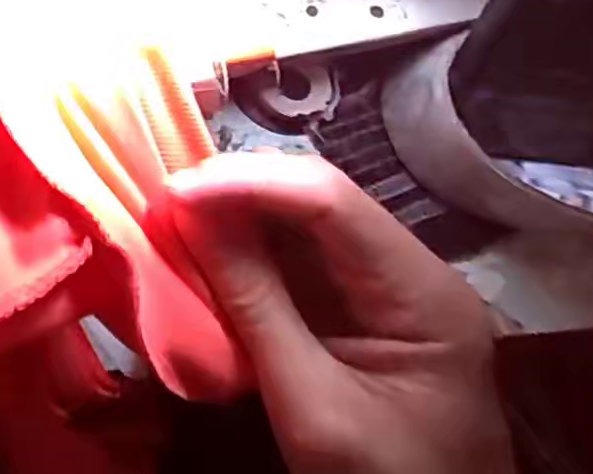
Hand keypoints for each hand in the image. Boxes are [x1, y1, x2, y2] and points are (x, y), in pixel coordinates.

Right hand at [167, 152, 512, 473]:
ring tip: (175, 208)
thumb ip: (253, 304)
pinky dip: (237, 232)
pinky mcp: (345, 290)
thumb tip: (188, 212)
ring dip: (230, 203)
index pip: (331, 201)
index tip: (178, 192)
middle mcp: (405, 264)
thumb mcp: (313, 409)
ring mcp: (375, 274)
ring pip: (293, 207)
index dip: (248, 182)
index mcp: (423, 293)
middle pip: (313, 192)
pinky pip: (285, 240)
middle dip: (235, 185)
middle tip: (168, 195)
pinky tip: (202, 233)